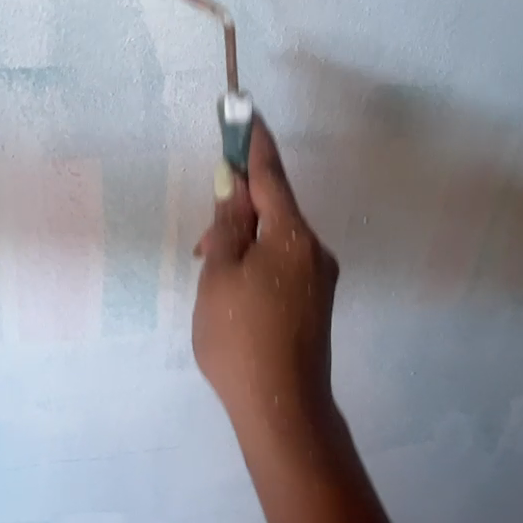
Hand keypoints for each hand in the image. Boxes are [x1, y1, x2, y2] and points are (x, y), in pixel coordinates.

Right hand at [192, 119, 340, 439]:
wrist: (282, 410)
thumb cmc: (240, 337)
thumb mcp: (220, 274)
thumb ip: (227, 224)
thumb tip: (233, 183)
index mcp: (292, 234)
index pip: (271, 174)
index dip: (254, 142)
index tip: (245, 112)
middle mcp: (314, 249)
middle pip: (273, 209)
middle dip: (238, 210)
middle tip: (203, 240)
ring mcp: (318, 278)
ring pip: (275, 240)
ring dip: (243, 242)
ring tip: (211, 276)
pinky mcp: (315, 302)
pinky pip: (282, 264)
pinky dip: (256, 263)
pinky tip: (233, 293)